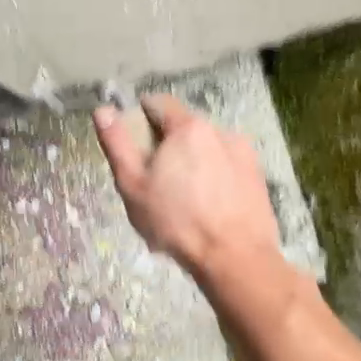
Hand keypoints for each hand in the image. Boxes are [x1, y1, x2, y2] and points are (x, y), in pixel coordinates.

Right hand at [92, 94, 280, 277]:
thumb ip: (117, 143)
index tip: (130, 144)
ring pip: (205, 147)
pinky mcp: (258, 176)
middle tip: (151, 179)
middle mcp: (221, 131)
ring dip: (189, 161)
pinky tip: (203, 206)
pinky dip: (210, 176)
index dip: (138, 117)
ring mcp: (244, 153)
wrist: (234, 257)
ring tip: (179, 197)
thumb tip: (103, 110)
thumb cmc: (175, 219)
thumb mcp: (131, 182)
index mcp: (188, 128)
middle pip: (182, 126)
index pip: (158, 103)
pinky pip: (224, 165)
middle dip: (164, 144)